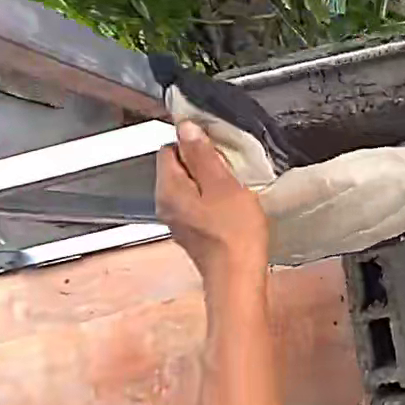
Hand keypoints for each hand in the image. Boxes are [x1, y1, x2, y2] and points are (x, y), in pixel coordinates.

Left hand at [156, 120, 268, 285]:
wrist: (238, 278)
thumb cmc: (234, 231)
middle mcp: (165, 203)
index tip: (220, 150)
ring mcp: (178, 219)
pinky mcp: (192, 231)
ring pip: (190, 184)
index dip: (194, 143)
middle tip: (231, 168)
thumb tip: (185, 126)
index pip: (170, 148)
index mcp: (168, 189)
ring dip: (211, 180)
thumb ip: (202, 155)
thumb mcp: (223, 185)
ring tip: (235, 185)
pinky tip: (233, 204)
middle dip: (204, 161)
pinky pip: (198, 202)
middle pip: (178, 166)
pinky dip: (214, 197)